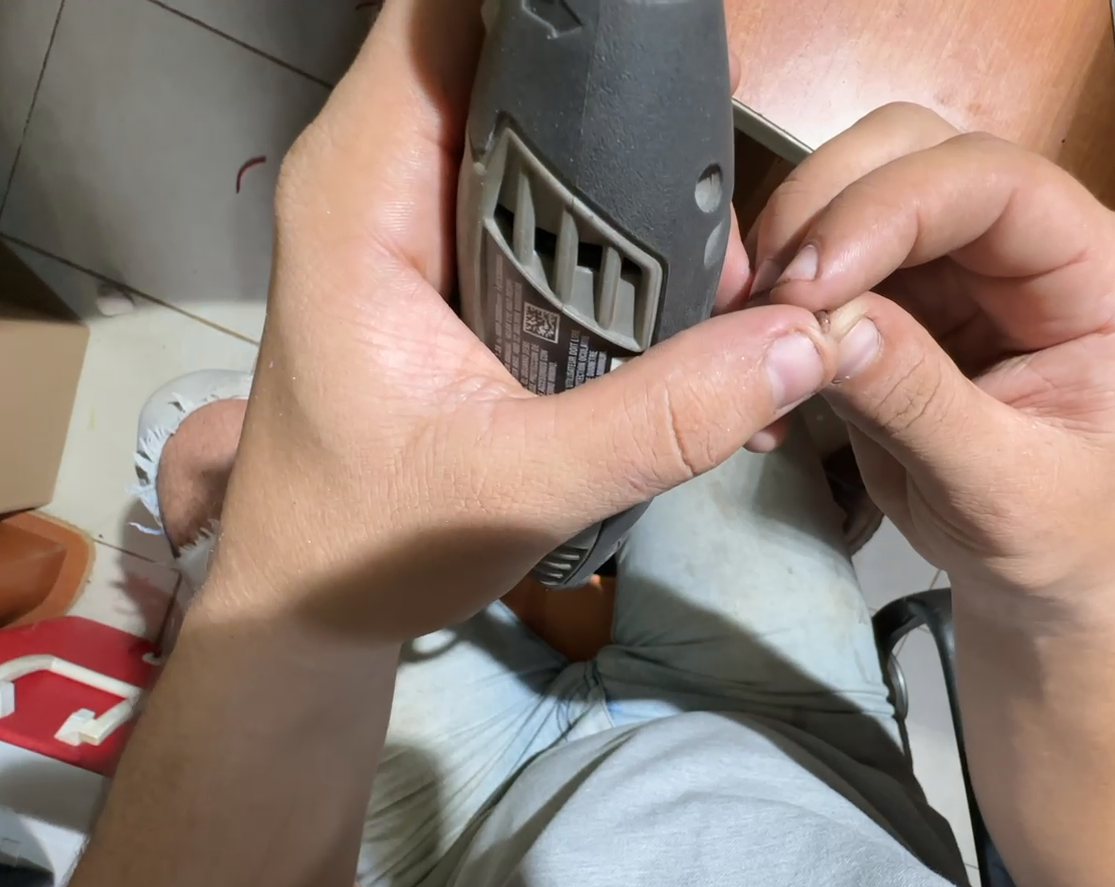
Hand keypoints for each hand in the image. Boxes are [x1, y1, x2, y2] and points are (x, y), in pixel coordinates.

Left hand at [200, 0, 858, 640]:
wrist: (320, 600)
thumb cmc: (372, 545)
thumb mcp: (520, 487)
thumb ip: (656, 421)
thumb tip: (794, 347)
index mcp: (365, 196)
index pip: (459, 18)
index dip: (573, 34)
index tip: (681, 91)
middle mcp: (386, 188)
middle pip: (521, 79)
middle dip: (632, 134)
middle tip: (718, 222)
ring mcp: (422, 237)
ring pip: (545, 156)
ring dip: (637, 206)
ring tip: (711, 281)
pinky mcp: (455, 285)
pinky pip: (548, 228)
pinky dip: (616, 259)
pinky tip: (671, 315)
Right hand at [752, 104, 1114, 612]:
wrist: (1026, 562)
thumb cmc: (1043, 528)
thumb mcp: (993, 482)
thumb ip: (917, 403)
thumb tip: (829, 328)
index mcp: (1091, 271)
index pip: (991, 183)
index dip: (888, 210)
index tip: (805, 286)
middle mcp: (1023, 241)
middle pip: (911, 153)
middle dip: (824, 211)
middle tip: (764, 298)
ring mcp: (955, 263)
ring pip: (853, 194)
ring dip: (789, 251)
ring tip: (752, 329)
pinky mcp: (899, 298)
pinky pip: (824, 264)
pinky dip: (779, 300)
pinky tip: (764, 358)